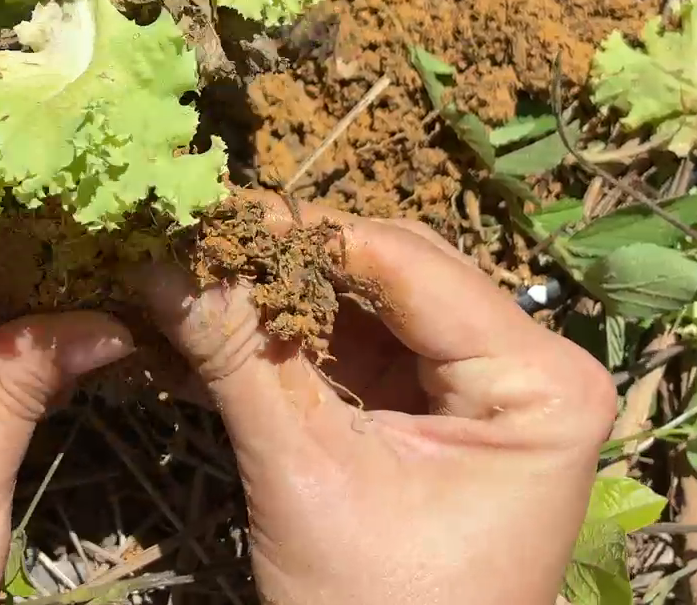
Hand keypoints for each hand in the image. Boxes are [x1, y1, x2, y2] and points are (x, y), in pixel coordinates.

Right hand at [136, 193, 617, 604]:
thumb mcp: (303, 478)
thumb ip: (236, 358)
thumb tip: (159, 262)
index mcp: (537, 378)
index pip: (405, 263)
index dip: (302, 234)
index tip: (215, 217)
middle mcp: (526, 359)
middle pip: (392, 268)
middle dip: (293, 260)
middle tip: (207, 245)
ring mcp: (485, 375)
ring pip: (372, 292)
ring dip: (289, 288)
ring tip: (212, 275)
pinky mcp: (440, 395)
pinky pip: (365, 332)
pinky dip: (300, 327)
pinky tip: (238, 319)